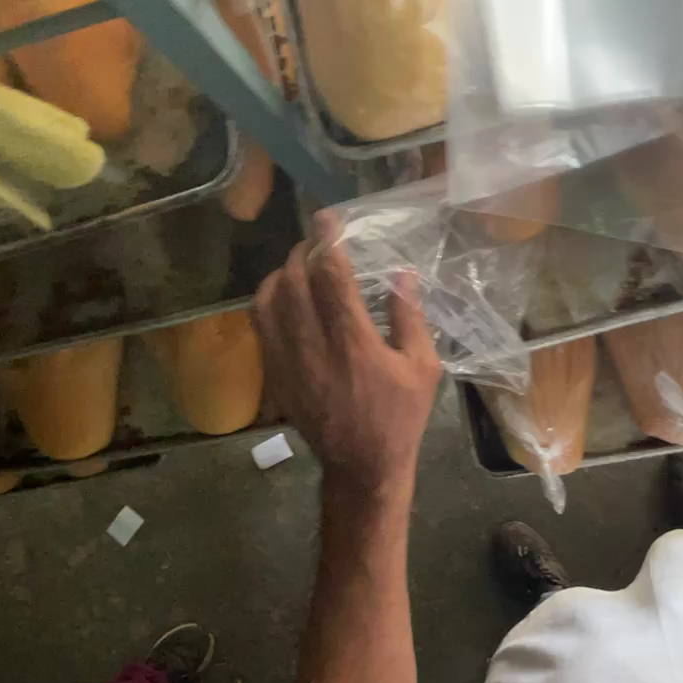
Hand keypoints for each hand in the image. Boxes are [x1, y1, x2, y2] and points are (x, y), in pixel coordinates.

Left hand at [253, 212, 441, 495]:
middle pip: (294, 279)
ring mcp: (287, 361)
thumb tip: (401, 274)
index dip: (328, 239)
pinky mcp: (274, 374)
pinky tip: (285, 298)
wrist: (360, 465)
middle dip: (304, 251)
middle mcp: (314, 346)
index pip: (332, 275)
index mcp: (354, 343)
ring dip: (282, 273)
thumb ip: (410, 318)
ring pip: (268, 298)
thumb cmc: (399, 418)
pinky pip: (260, 324)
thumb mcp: (422, 370)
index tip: (328, 217)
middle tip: (319, 243)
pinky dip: (269, 300)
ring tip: (300, 267)